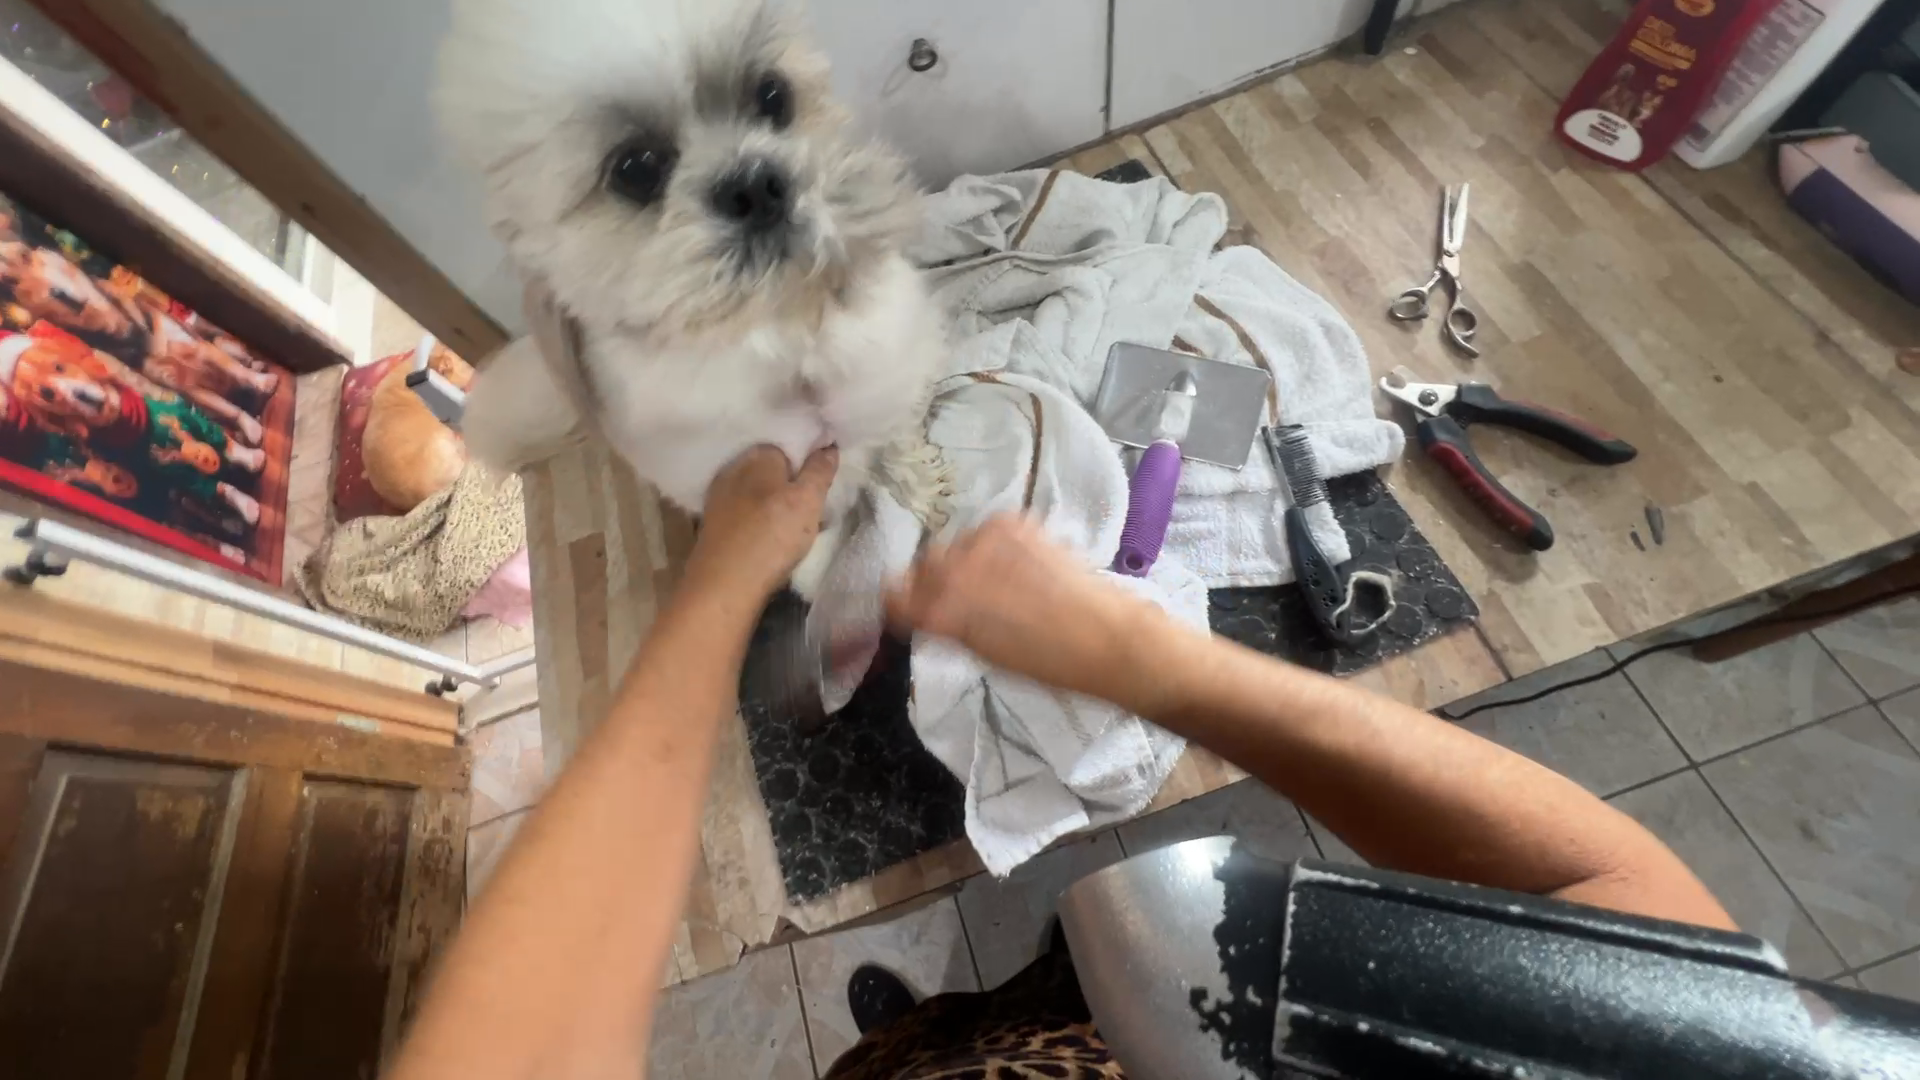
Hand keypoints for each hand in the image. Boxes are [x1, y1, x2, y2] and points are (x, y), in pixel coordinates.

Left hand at [684, 445, 837, 603]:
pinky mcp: (716, 522)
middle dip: (793, 482)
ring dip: (777, 503)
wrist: (725, 584)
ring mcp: (721, 496)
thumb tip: (828, 446)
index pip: (790, 445)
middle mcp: (735, 469)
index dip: (810, 460)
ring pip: (759, 491)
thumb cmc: (772, 536)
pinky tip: (773, 536)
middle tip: (816, 505)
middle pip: (773, 469)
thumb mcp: (808, 501)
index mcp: (758, 456)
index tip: (825, 481)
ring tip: (798, 524)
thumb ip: (820, 471)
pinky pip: (747, 511)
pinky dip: (762, 519)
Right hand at [887, 515, 1168, 705]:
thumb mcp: (983, 653)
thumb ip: (945, 626)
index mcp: (942, 609)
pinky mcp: (1013, 522)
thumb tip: (922, 611)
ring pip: (954, 544)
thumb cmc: (1046, 662)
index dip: (901, 602)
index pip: (894, 594)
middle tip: (958, 600)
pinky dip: (991, 546)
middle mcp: (955, 567)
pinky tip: (1014, 566)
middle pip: (923, 564)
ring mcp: (985, 539)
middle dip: (933, 580)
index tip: (911, 610)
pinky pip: (985, 532)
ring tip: (994, 583)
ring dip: (963, 560)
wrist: (1106, 635)